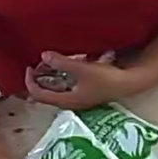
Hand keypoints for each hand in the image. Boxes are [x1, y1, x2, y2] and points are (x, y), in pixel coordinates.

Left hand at [22, 52, 139, 109]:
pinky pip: (66, 85)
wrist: (129, 84)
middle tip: (38, 64)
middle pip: (45, 93)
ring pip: (56, 89)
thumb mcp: (82, 69)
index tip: (28, 67)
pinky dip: (62, 76)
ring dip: (51, 76)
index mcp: (65, 100)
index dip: (29, 81)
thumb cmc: (105, 79)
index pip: (38, 94)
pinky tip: (70, 63)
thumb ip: (62, 62)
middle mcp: (69, 102)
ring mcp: (77, 98)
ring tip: (50, 62)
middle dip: (38, 78)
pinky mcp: (85, 93)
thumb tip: (43, 55)